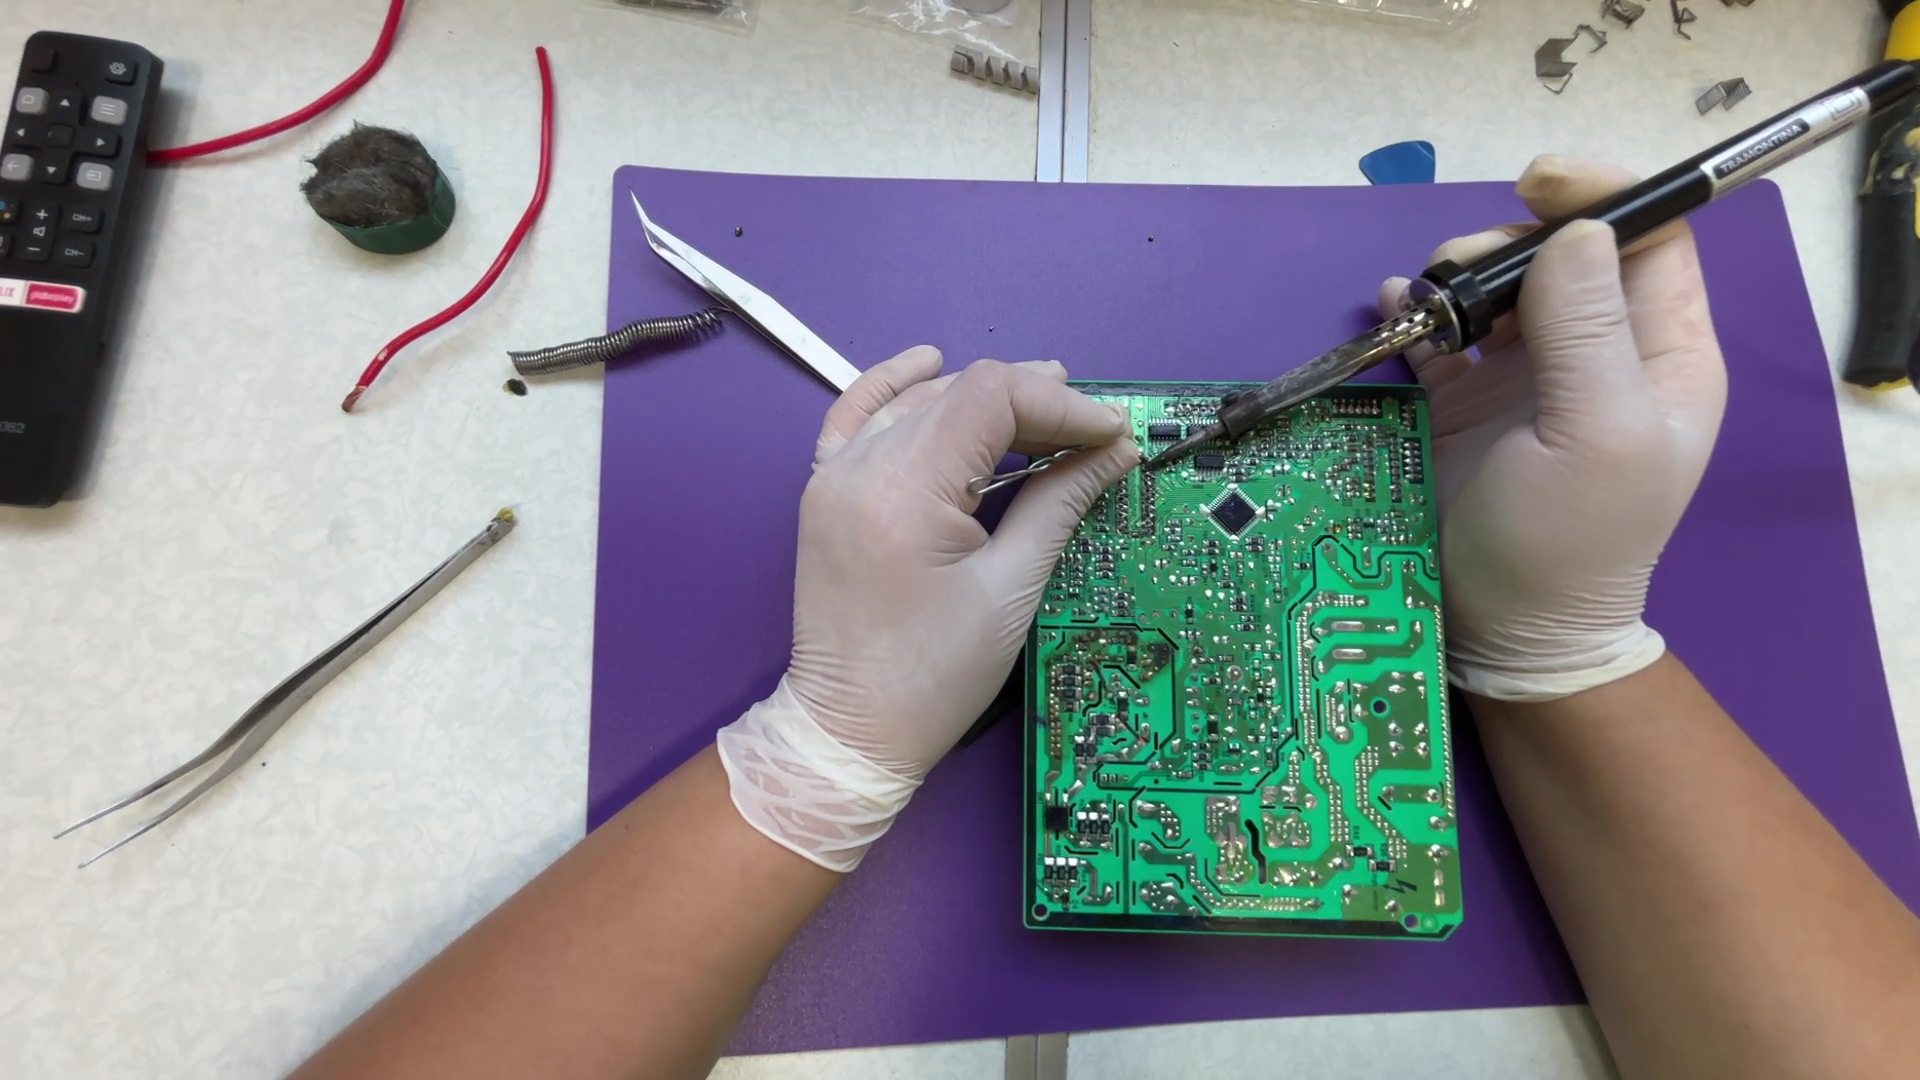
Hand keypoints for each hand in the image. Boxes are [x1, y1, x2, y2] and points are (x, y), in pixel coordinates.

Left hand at [716, 348, 1139, 869]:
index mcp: (904, 490)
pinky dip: (898, 386)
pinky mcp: (825, 489)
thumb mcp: (1010, 590)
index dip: (1059, 403)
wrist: (849, 728)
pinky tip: (930, 363)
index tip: (1110, 433)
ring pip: (917, 400)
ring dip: (981, 398)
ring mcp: (833, 474)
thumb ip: (1057, 503)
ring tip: (1041, 409)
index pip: (989, 397)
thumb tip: (1113, 451)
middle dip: (1032, 402)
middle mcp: (859, 465)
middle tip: (1087, 432)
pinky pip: (858, 415)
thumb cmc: (935, 676)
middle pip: (957, 392)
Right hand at [1377, 156, 1726, 701]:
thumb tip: (1571, 235)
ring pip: (1497, 297)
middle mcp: (1590, 358)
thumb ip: (1588, 333)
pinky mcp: (1461, 407)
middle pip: (1559, 262)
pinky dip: (1417, 320)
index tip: (1535, 182)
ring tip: (1418, 291)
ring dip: (1457, 279)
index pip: (1647, 245)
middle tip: (1455, 265)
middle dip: (1509, 244)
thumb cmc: (1566, 535)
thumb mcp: (1595, 434)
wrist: (1503, 618)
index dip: (1602, 200)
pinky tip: (1391, 310)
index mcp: (1654, 356)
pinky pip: (1442, 343)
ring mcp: (1520, 382)